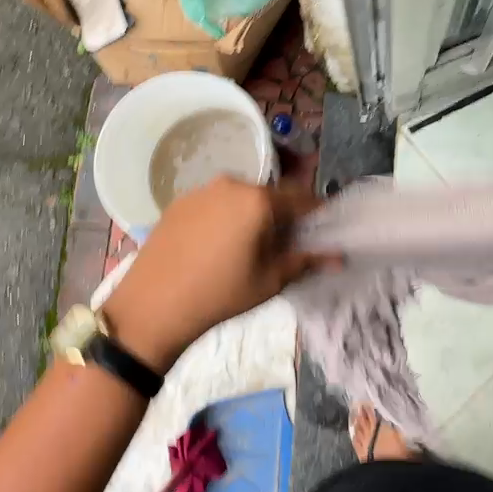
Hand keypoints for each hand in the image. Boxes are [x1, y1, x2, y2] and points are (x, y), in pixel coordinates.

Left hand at [101, 178, 338, 369]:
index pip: (301, 199)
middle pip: (269, 196)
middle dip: (280, 217)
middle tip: (280, 249)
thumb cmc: (220, 295)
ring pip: (239, 199)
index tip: (319, 234)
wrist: (151, 307)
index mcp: (258, 199)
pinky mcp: (178, 202)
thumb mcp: (270, 281)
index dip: (314, 216)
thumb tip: (340, 257)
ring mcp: (201, 190)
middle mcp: (231, 184)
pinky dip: (223, 219)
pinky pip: (213, 204)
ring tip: (244, 251)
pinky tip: (214, 249)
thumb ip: (307, 261)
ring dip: (250, 217)